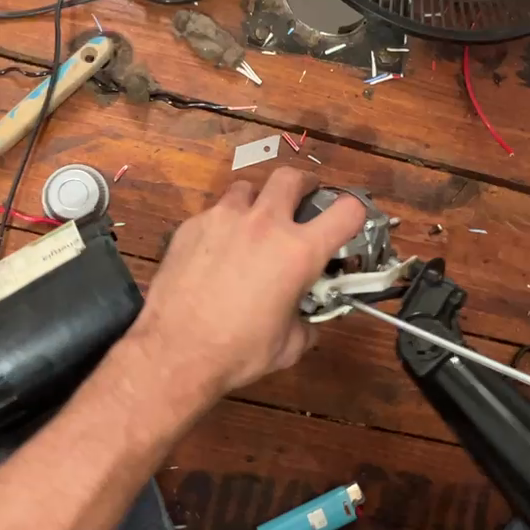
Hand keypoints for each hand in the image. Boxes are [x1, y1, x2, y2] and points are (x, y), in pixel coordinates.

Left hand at [123, 168, 365, 401]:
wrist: (175, 351)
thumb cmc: (237, 352)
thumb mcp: (288, 345)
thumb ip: (305, 324)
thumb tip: (307, 324)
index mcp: (299, 252)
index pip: (346, 211)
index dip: (354, 212)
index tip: (348, 219)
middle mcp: (265, 224)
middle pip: (291, 177)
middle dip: (302, 185)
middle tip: (301, 201)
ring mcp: (224, 219)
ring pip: (248, 188)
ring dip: (257, 201)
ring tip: (253, 223)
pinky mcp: (192, 226)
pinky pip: (214, 213)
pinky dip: (223, 225)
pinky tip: (215, 251)